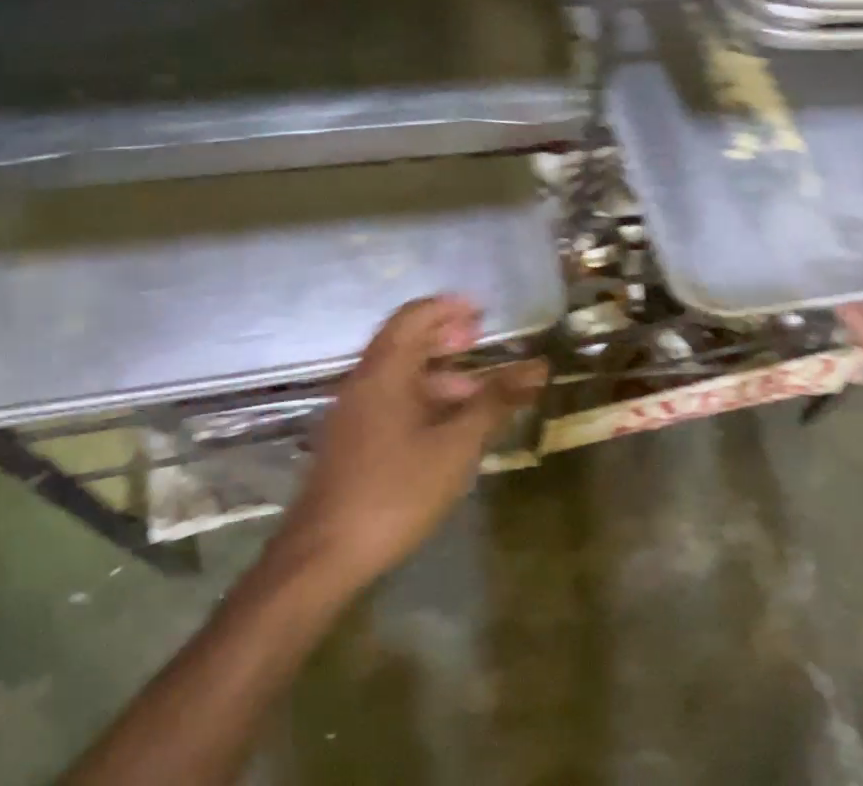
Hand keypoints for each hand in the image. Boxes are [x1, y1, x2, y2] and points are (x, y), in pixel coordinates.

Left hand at [281, 296, 545, 582]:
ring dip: (436, 374)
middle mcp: (362, 383)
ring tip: (476, 391)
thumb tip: (537, 366)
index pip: (413, 317)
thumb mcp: (456, 445)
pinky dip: (421, 400)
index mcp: (383, 372)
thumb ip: (495, 402)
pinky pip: (389, 403)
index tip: (482, 311)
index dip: (448, 308)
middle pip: (403, 343)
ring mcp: (351, 415)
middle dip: (444, 338)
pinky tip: (447, 428)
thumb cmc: (396, 491)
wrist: (325, 553)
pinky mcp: (350, 444)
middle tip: (480, 341)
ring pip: (397, 378)